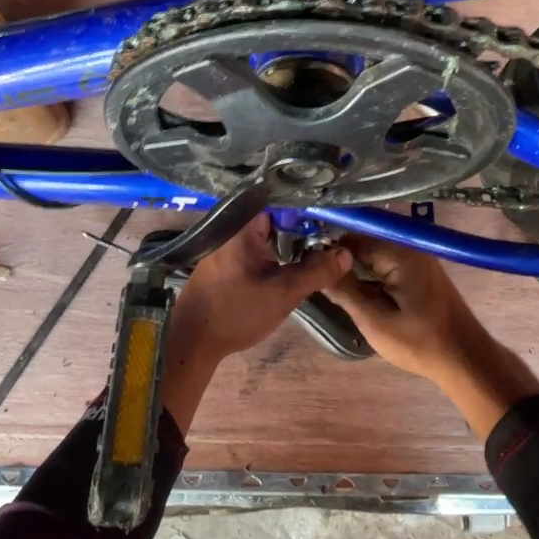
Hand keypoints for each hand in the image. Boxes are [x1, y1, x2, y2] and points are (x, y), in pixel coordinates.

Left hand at [170, 216, 352, 363]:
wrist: (193, 340)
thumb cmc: (237, 310)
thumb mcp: (284, 292)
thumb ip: (316, 271)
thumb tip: (345, 253)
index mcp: (243, 224)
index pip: (282, 199)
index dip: (309, 205)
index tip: (333, 215)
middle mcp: (232, 228)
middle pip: (275, 216)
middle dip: (302, 225)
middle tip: (330, 233)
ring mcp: (226, 244)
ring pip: (265, 233)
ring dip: (288, 241)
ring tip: (318, 246)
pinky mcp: (225, 261)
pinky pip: (255, 247)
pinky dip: (274, 251)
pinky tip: (291, 262)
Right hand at [321, 238, 487, 381]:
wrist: (467, 361)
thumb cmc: (420, 343)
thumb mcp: (375, 321)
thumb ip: (346, 291)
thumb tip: (318, 268)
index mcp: (400, 253)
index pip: (352, 239)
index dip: (330, 254)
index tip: (311, 271)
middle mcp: (410, 247)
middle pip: (364, 244)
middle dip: (343, 262)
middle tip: (322, 286)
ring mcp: (419, 260)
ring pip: (375, 255)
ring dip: (358, 271)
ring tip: (336, 292)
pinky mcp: (422, 273)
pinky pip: (389, 265)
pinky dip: (373, 276)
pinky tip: (362, 295)